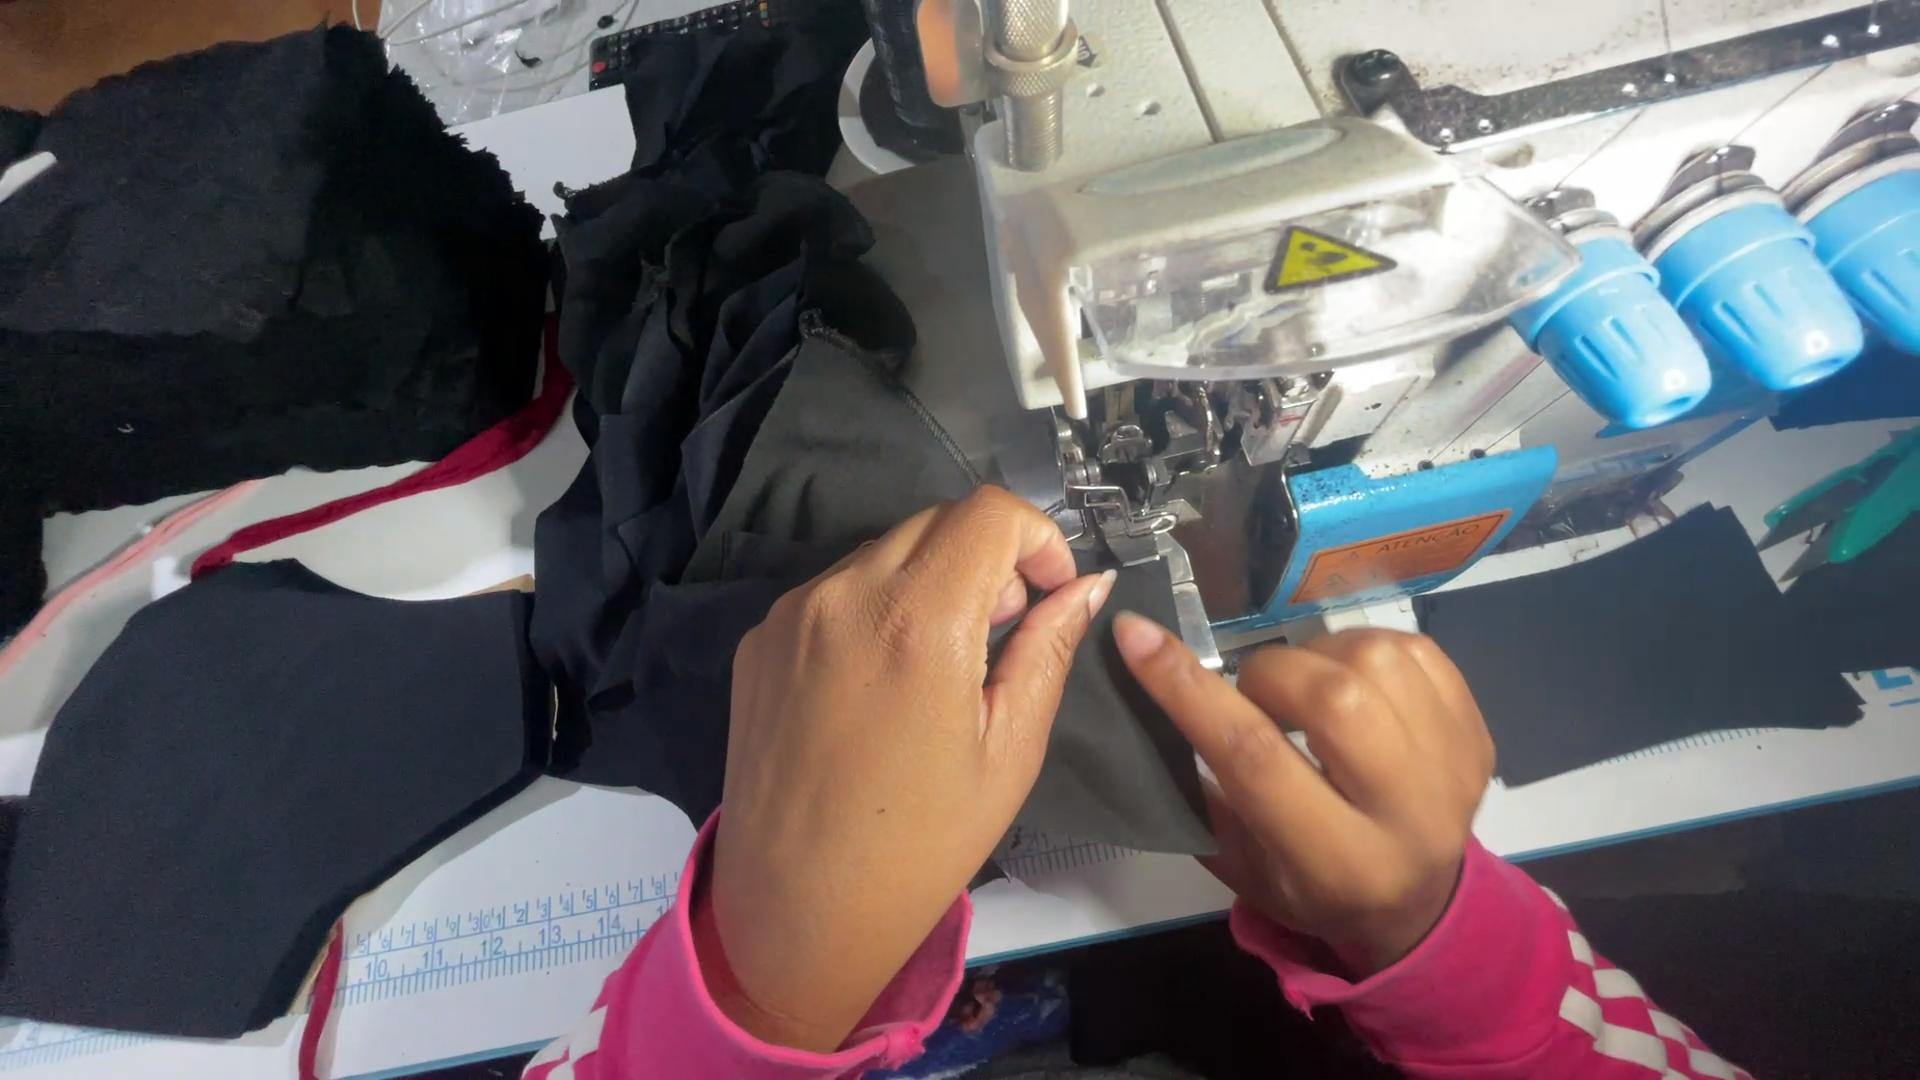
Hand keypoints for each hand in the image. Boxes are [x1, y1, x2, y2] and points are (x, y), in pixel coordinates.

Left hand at [699, 488, 1116, 1050]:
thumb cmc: (922, 843)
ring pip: (885, 550)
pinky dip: (877, 606)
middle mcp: (845, 594)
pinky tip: (878, 678)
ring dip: (930, 578)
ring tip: (939, 658)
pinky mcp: (758, 636)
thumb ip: (1049, 648)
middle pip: (936, 521)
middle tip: (1000, 628)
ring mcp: (790, 612)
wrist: (795, 911)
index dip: (1036, 535)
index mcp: (918, 619)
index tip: (1046, 589)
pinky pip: (836, 589)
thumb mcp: (1009, 749)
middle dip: (987, 556)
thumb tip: (1086, 585)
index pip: (988, 511)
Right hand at [1114, 619, 1493, 976]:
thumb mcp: (1235, 858)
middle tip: (1254, 691)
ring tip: (1305, 682)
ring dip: (1317, 654)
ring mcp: (1453, 769)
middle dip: (1269, 674)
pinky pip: (1414, 648)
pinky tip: (1348, 676)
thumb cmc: (1304, 882)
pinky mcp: (1476, 733)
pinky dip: (1361, 646)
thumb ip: (1197, 780)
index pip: (1252, 755)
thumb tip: (1153, 669)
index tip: (1134, 633)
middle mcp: (1407, 816)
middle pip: (1332, 700)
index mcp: (1334, 860)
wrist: (1418, 903)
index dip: (1185, 687)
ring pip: (1375, 659)